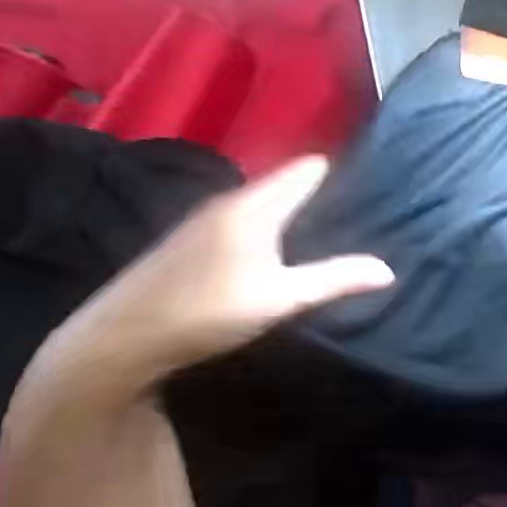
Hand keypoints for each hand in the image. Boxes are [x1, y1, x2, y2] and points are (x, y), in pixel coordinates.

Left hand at [41, 155, 393, 391]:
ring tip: (323, 220)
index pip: (305, 170)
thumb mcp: (279, 299)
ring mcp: (203, 219)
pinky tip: (272, 245)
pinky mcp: (189, 240)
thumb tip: (388, 270)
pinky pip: (241, 215)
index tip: (369, 172)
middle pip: (282, 183)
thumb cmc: (206, 312)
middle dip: (316, 189)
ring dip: (290, 206)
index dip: (336, 168)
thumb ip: (333, 279)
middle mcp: (228, 202)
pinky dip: (266, 221)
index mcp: (254, 207)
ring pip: (260, 200)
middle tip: (354, 202)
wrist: (118, 338)